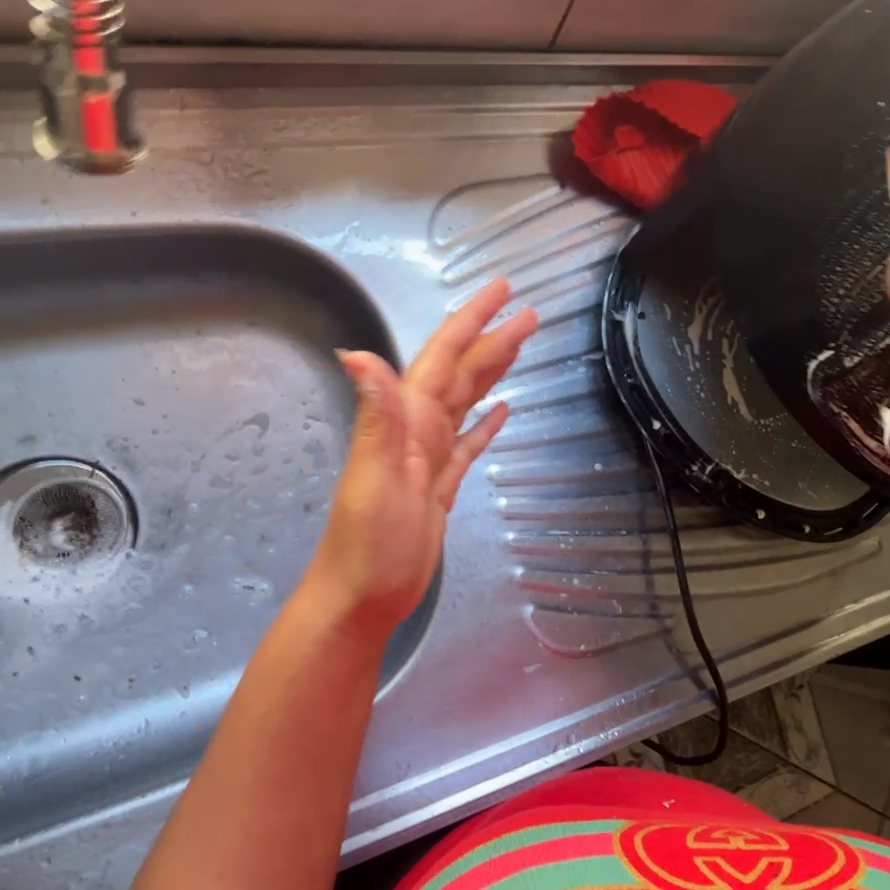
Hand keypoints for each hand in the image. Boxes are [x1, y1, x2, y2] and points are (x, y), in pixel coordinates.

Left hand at [301, 281, 537, 637]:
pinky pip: (468, 444)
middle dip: (493, 340)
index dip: (472, 322)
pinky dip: (485, 424)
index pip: (444, 359)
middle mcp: (418, 431)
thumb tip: (360, 353)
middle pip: (461, 374)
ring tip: (520, 348)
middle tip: (529, 314)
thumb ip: (377, 417)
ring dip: (491, 373)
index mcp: (408, 422)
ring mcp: (430, 459)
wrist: (361, 597)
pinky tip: (502, 412)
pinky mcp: (440, 486)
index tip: (502, 292)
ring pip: (466, 402)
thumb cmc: (368, 545)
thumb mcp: (375, 478)